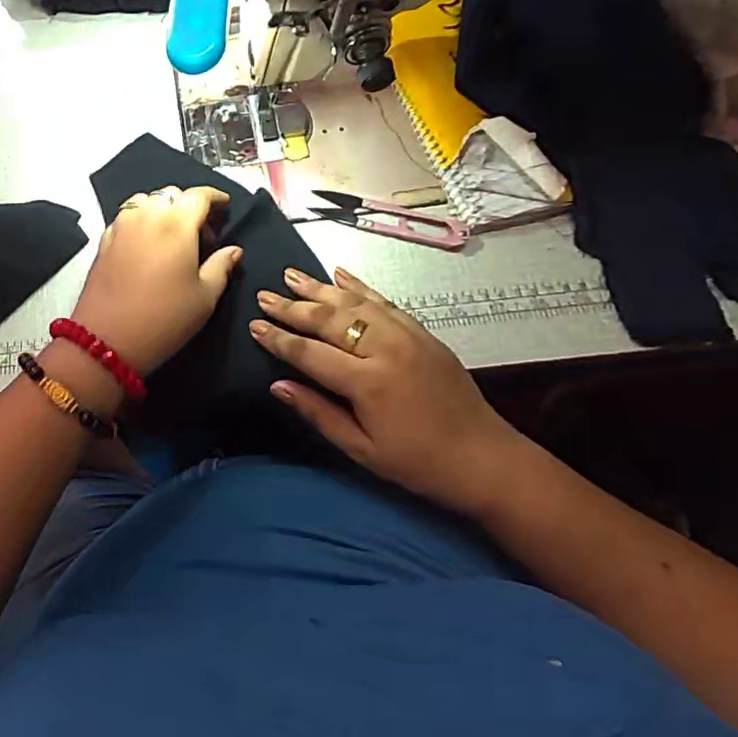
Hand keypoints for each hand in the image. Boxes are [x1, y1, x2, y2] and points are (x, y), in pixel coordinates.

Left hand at [72, 186, 241, 373]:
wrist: (107, 341)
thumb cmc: (164, 319)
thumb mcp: (205, 297)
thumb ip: (222, 266)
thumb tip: (233, 250)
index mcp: (176, 223)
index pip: (199, 195)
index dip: (215, 197)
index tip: (224, 206)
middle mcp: (147, 216)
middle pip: (171, 195)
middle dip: (189, 205)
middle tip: (202, 232)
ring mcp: (121, 226)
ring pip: (145, 202)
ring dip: (162, 210)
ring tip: (172, 237)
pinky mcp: (104, 241)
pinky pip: (127, 218)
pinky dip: (141, 222)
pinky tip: (148, 246)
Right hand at [249, 267, 525, 517]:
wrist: (483, 456)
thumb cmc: (417, 462)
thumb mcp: (362, 449)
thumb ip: (318, 413)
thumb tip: (277, 385)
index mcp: (367, 382)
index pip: (310, 353)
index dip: (279, 339)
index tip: (254, 325)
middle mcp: (384, 349)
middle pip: (329, 320)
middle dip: (293, 307)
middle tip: (264, 294)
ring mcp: (406, 335)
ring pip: (354, 303)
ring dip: (320, 287)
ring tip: (292, 275)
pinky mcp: (422, 331)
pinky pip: (384, 301)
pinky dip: (359, 286)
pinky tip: (340, 274)